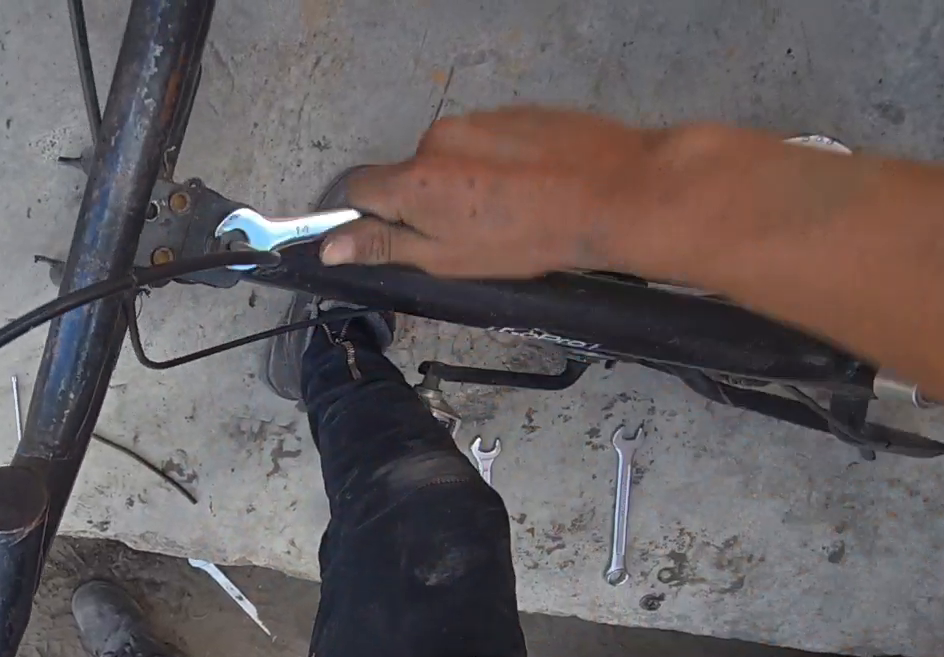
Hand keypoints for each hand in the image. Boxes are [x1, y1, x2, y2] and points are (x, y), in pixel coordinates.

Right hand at [320, 107, 677, 277]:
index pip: (357, 191)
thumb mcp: (442, 258)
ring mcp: (477, 120)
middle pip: (403, 174)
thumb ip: (382, 246)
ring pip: (443, 158)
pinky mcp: (513, 111)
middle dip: (419, 202)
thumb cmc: (526, 237)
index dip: (366, 217)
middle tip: (457, 232)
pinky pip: (480, 141)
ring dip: (456, 183)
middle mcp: (436, 140)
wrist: (615, 192)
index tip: (390, 235)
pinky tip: (520, 187)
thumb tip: (328, 247)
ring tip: (497, 210)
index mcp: (412, 181)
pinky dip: (488, 165)